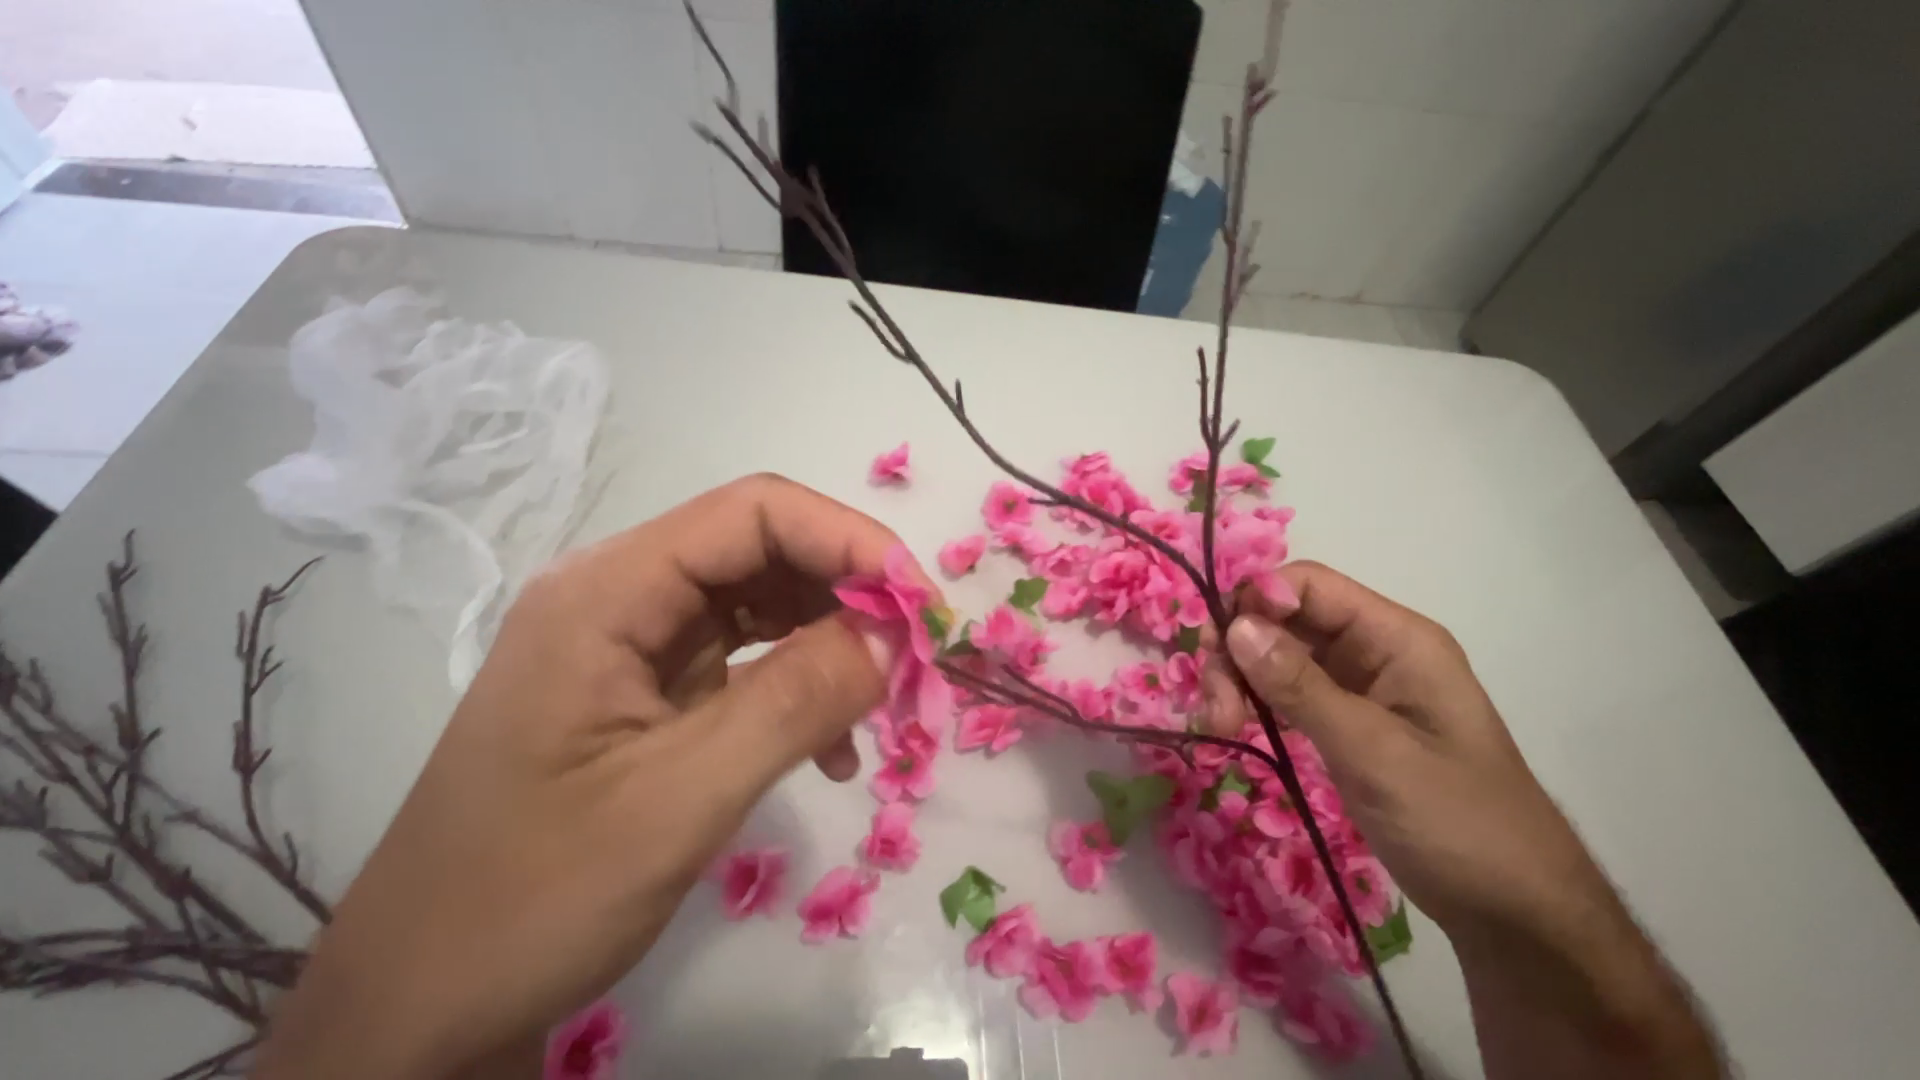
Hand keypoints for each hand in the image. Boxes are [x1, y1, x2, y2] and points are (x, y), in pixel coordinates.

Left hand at [254, 475, 912, 1078]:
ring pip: (757, 606)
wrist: (422, 1004)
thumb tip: (895, 632)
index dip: (850, 541)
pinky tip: (831, 751)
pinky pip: (741, 663)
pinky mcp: (642, 696)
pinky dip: (798, 689)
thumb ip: (796, 702)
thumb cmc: (533, 898)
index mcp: (606, 593)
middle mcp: (616, 598)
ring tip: (884, 702)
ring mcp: (627, 648)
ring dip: (830, 642)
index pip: (753, 514)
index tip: (923, 606)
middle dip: (848, 592)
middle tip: (916, 658)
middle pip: (759, 552)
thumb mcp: (679, 800)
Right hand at [1202, 561, 1602, 942]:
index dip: (1254, 602)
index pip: (1309, 586)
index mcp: (1397, 639)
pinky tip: (1234, 729)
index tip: (1216, 650)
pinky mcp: (1346, 724)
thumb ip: (1300, 687)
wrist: (1511, 906)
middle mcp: (1375, 651)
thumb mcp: (1372, 751)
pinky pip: (1286, 694)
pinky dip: (1255, 704)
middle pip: (1284, 620)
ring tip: (1221, 728)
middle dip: (1239, 651)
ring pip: (1277, 657)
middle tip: (1214, 709)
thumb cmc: (1455, 820)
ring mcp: (1359, 688)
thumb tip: (1235, 627)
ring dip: (1239, 681)